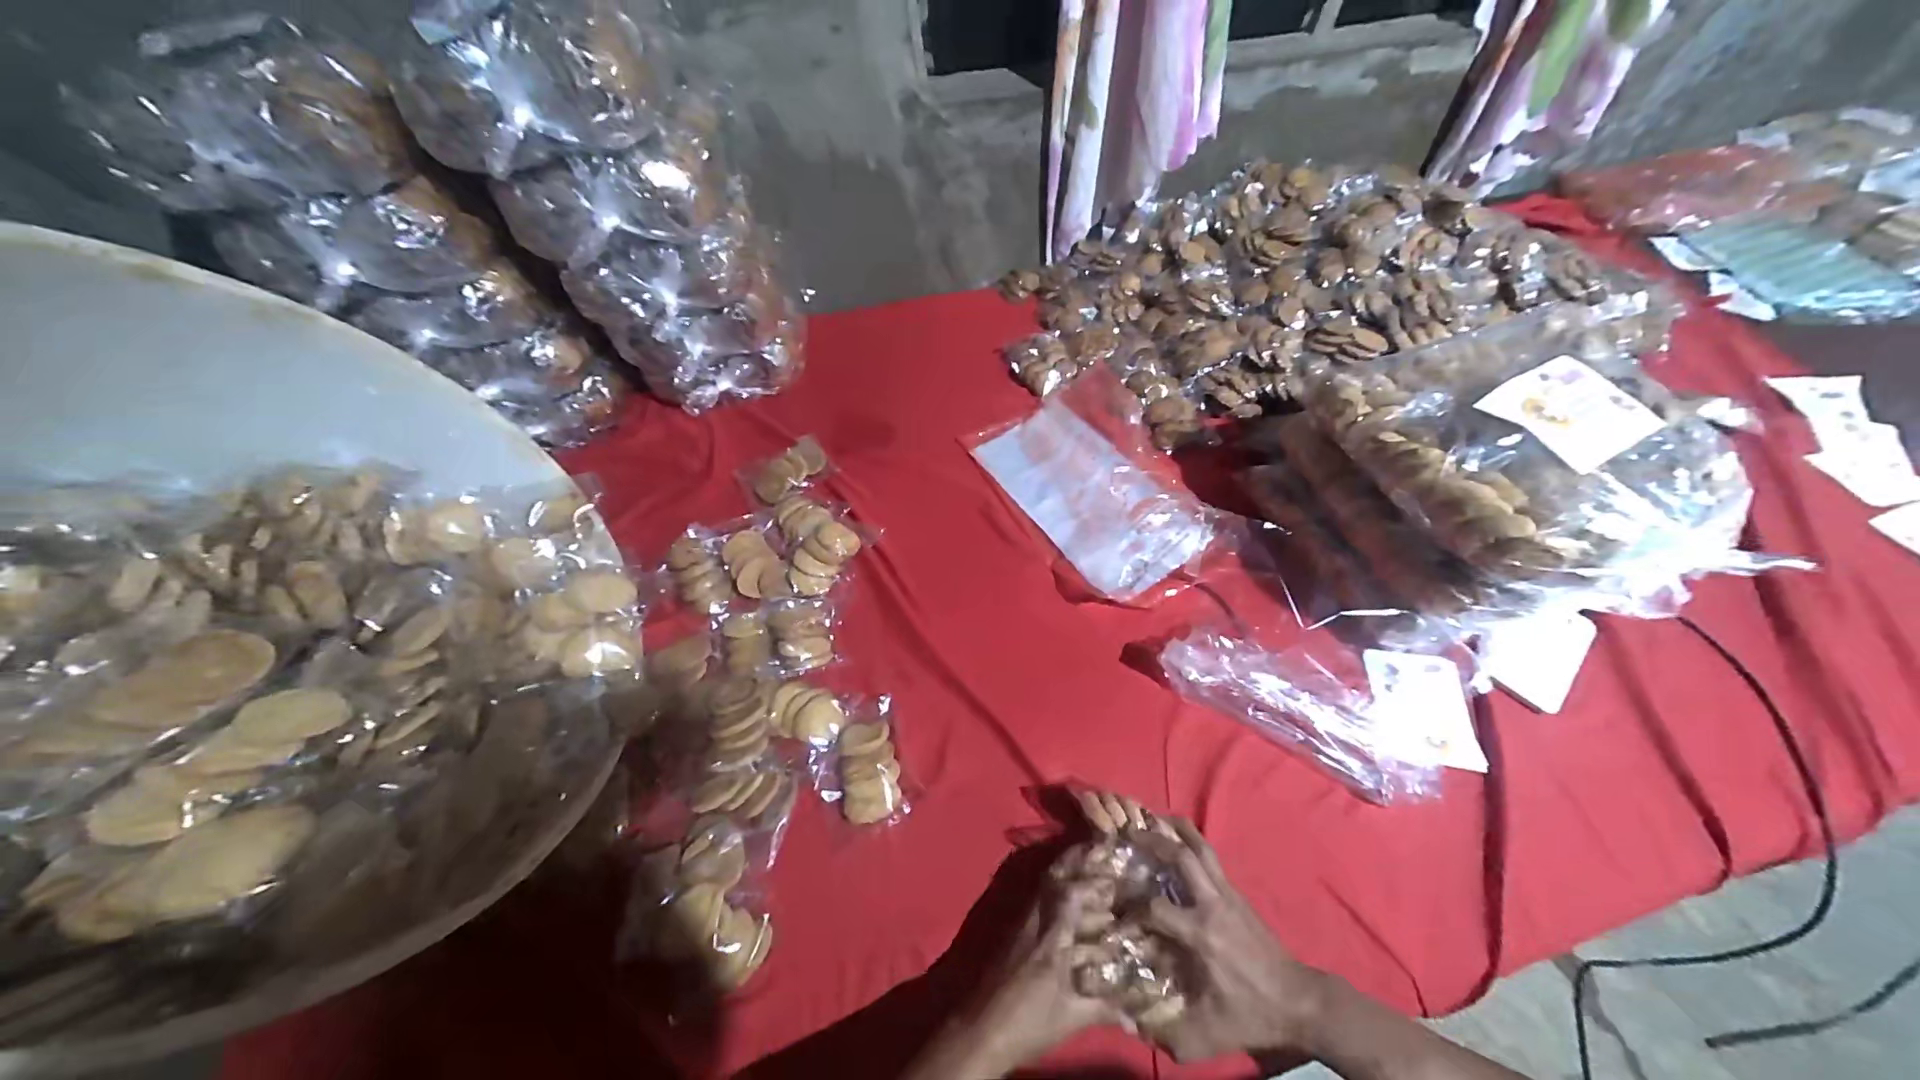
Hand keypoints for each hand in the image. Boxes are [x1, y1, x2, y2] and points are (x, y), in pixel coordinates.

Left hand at [971, 874, 1132, 1068]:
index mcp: (1050, 938)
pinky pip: (1037, 914)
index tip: (1110, 878)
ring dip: (1068, 898)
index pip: (1069, 894)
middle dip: (1078, 880)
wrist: (981, 1031)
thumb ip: (1104, 1010)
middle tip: (1103, 885)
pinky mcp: (1011, 941)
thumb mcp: (1071, 1018)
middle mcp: (1033, 925)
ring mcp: (1019, 931)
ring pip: (1045, 900)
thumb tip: (1135, 1017)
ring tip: (1096, 908)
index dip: (1089, 882)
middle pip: (1054, 887)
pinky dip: (1056, 914)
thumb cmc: (1029, 1022)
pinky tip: (1070, 930)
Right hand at [1128, 819, 1330, 1065]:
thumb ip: (1170, 1034)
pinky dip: (1189, 839)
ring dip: (1173, 830)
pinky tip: (1175, 834)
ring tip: (1150, 818)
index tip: (1113, 912)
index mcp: (1202, 934)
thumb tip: (1128, 1027)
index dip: (1129, 908)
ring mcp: (1226, 893)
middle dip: (1150, 841)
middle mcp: (1212, 904)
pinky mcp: (1235, 892)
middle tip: (1125, 833)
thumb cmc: (1251, 1015)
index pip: (1155, 907)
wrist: (1299, 1002)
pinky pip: (1210, 854)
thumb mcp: (1210, 1034)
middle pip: (1180, 857)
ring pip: (1199, 846)